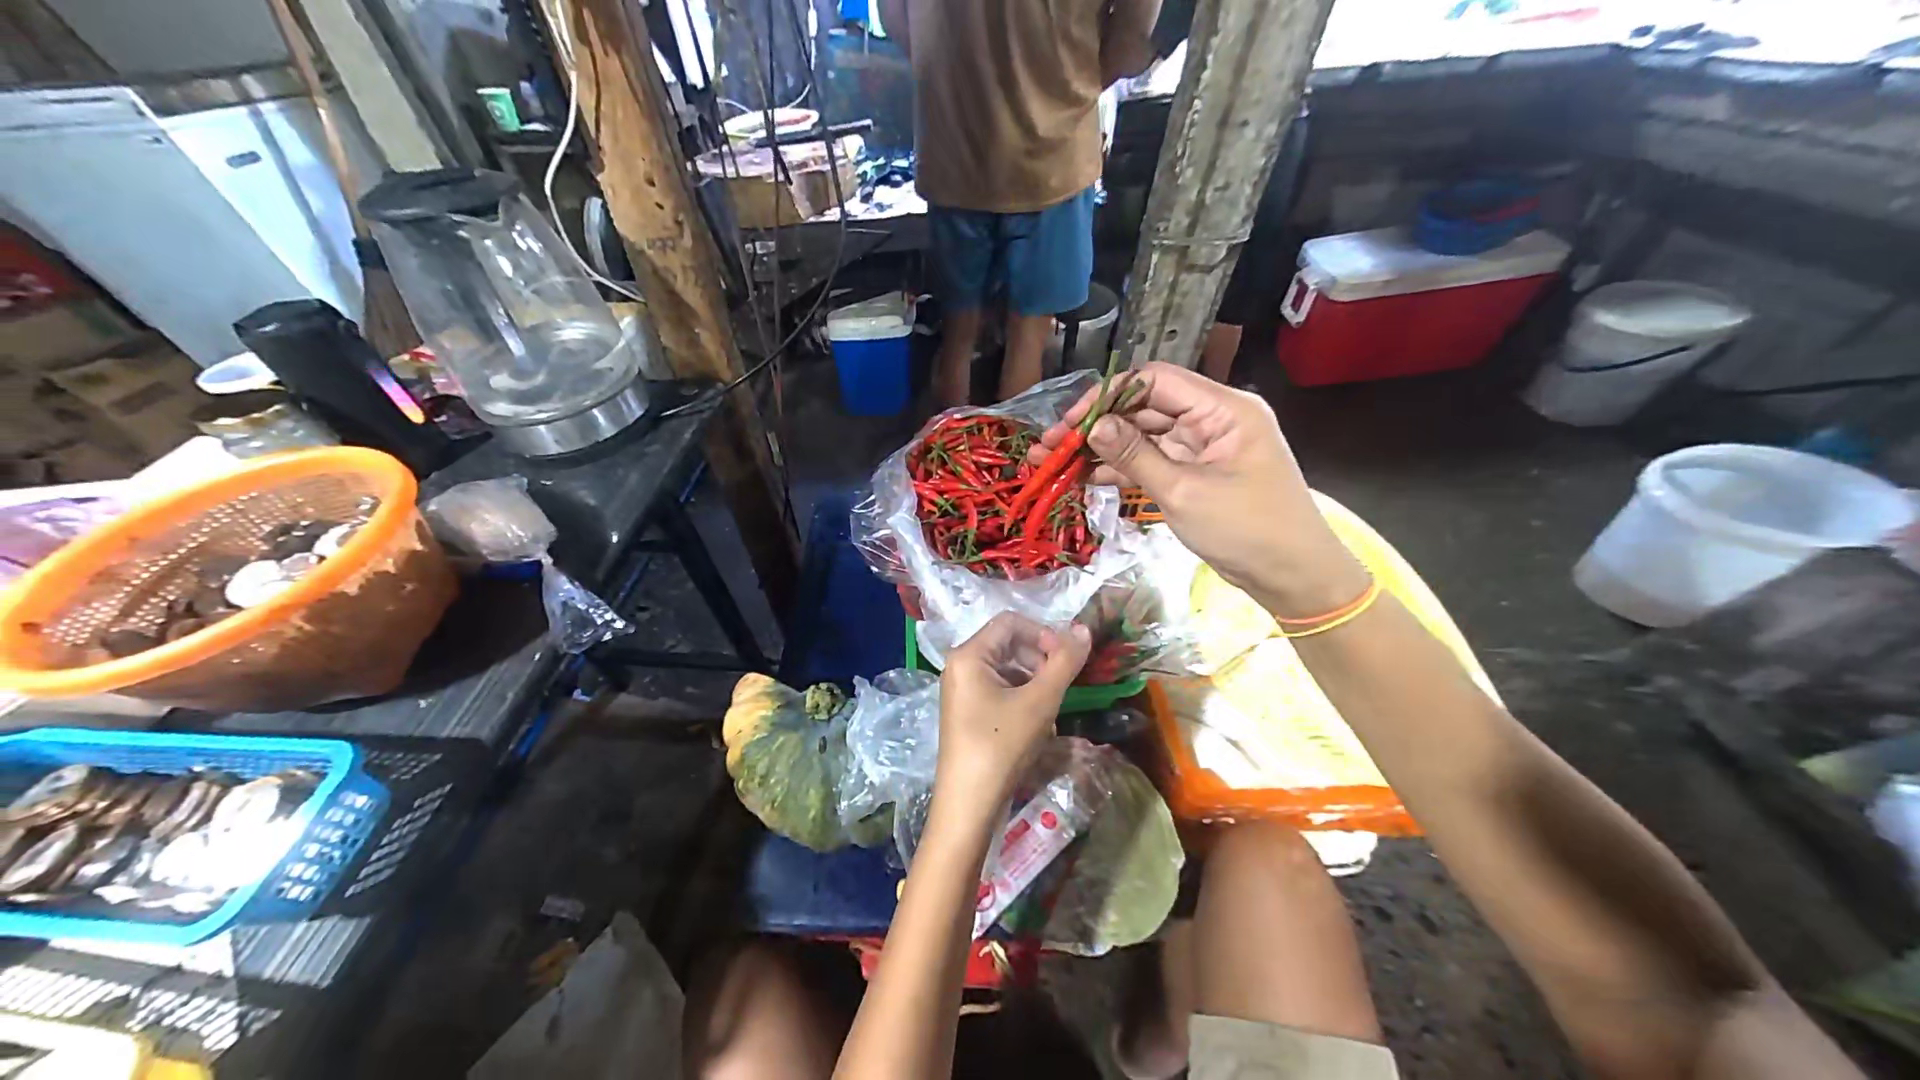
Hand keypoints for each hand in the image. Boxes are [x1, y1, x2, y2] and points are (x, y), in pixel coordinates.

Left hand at [936, 614, 1090, 807]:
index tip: (1066, 660)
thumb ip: (1064, 662)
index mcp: (968, 655)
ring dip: (1035, 682)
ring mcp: (962, 691)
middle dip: (1040, 659)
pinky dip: (1023, 700)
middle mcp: (960, 666)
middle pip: (1008, 644)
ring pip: (1008, 669)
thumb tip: (1084, 629)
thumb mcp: (1039, 702)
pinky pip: (1000, 690)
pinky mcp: (968, 712)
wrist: (969, 805)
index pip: (1011, 622)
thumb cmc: (1002, 746)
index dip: (1043, 633)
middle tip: (1061, 686)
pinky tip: (1038, 726)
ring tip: (1050, 710)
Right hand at [1035, 362, 1368, 617]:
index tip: (1070, 421)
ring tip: (1055, 462)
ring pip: (1143, 436)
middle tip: (1050, 445)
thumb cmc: (1247, 530)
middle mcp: (1212, 418)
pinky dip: (1122, 469)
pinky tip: (1084, 477)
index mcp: (1223, 409)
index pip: (1155, 381)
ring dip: (1102, 449)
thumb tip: (1093, 426)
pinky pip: (1153, 460)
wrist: (1291, 576)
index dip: (1108, 396)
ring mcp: (1203, 446)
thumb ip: (1136, 456)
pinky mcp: (1195, 472)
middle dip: (1096, 425)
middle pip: (1144, 408)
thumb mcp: (1184, 492)